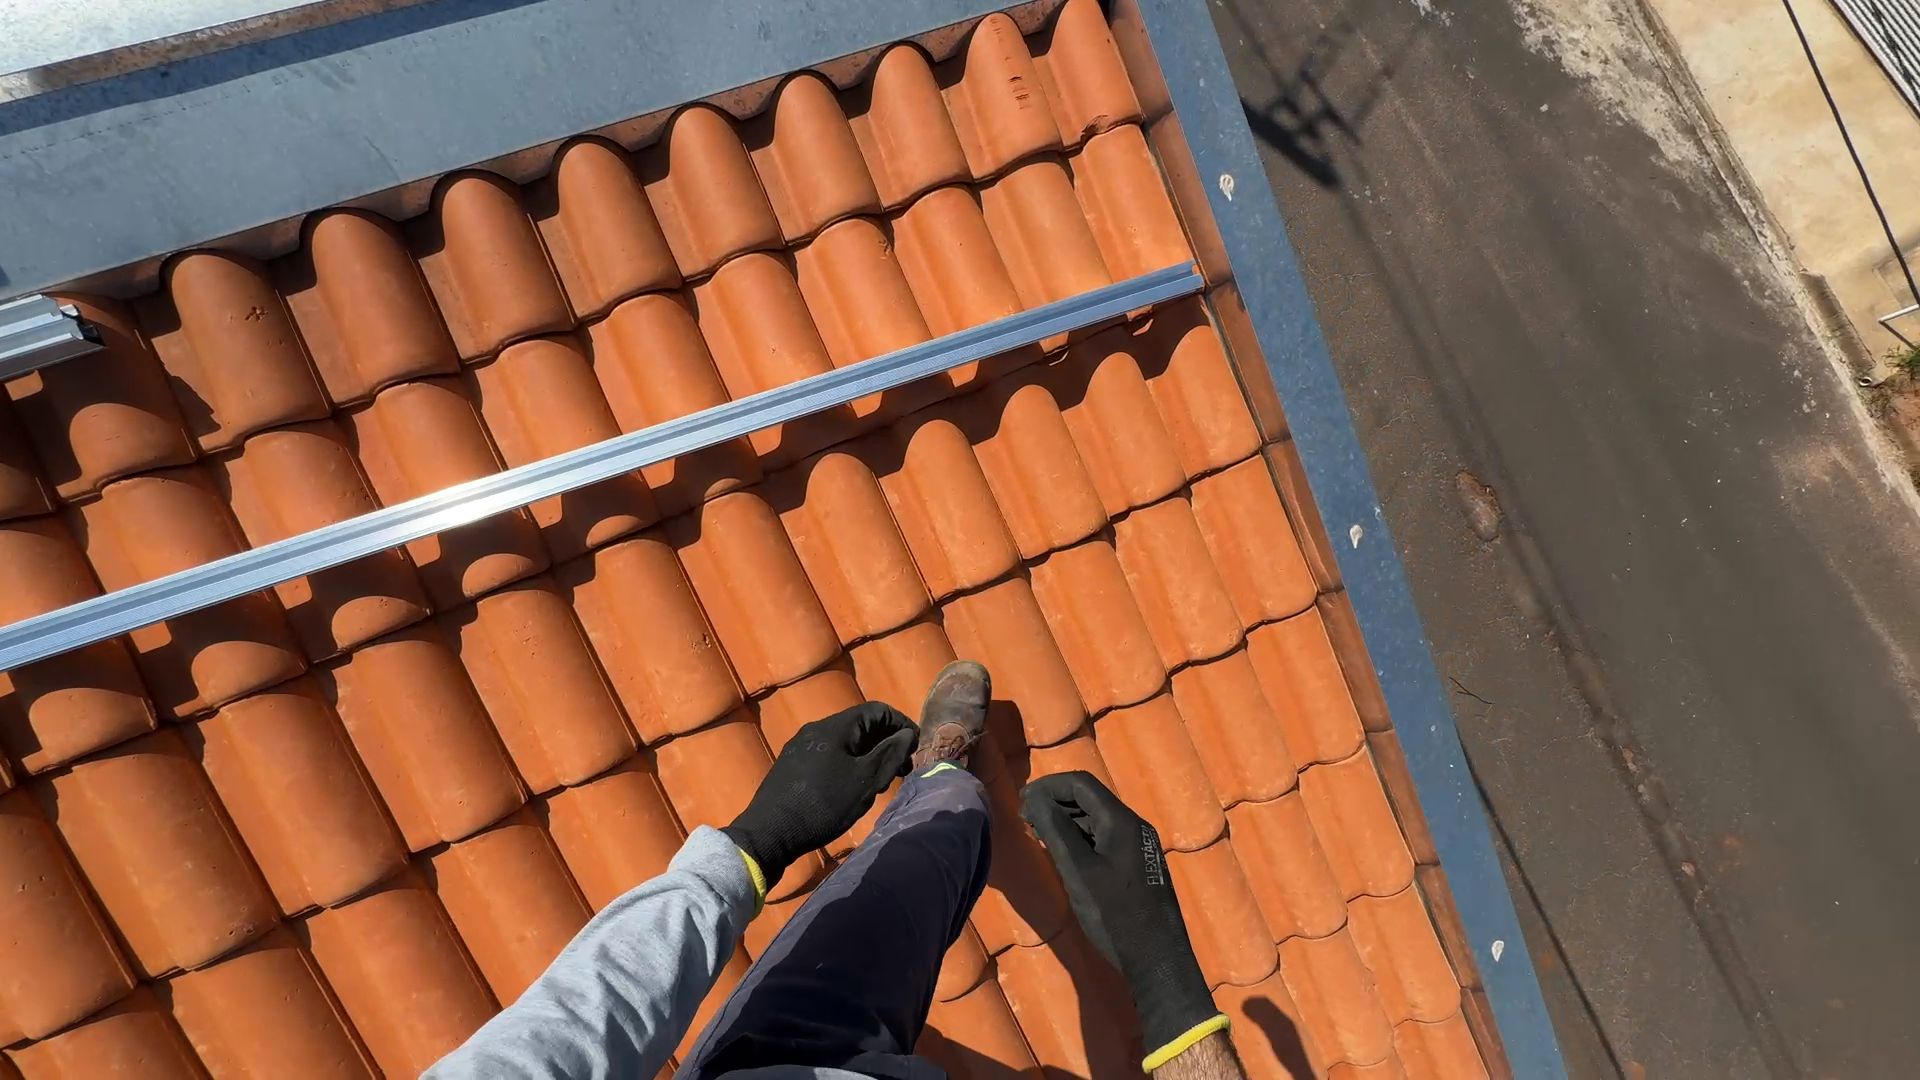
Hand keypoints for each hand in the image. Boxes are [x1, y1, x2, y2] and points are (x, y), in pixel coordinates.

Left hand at [723, 703, 916, 887]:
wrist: (769, 833)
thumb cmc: (823, 805)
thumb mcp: (865, 781)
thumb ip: (890, 754)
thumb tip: (907, 733)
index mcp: (835, 726)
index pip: (877, 710)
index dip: (901, 723)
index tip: (916, 745)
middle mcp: (817, 729)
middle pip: (861, 725)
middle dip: (886, 742)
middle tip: (902, 767)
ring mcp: (802, 747)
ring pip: (845, 742)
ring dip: (869, 755)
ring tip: (881, 780)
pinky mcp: (793, 765)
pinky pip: (830, 754)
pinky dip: (850, 763)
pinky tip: (854, 787)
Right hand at [1021, 771, 1225, 1069]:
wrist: (1158, 962)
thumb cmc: (1115, 916)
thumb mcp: (1078, 872)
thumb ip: (1056, 830)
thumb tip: (1034, 799)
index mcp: (1121, 821)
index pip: (1081, 784)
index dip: (1049, 786)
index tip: (1022, 800)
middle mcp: (1133, 825)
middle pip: (1090, 797)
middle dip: (1056, 801)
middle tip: (1026, 817)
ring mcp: (1138, 844)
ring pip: (1096, 817)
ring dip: (1067, 818)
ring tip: (1040, 832)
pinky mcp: (1138, 863)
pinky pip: (1105, 836)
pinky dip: (1081, 836)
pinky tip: (1064, 851)